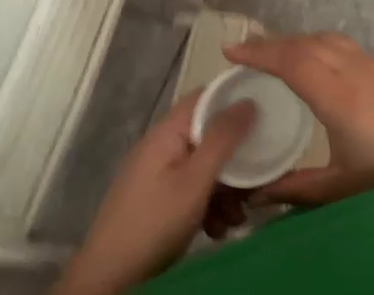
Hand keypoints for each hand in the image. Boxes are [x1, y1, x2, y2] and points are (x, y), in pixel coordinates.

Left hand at [54, 90, 255, 294]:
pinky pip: (191, 189)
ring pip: (204, 166)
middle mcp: (162, 147)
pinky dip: (208, 204)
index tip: (266, 109)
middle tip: (256, 180)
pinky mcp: (156, 200)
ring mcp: (157, 174)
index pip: (206, 96)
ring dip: (226, 188)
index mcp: (167, 133)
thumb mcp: (195, 181)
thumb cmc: (154, 224)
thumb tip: (248, 100)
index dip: (236, 98)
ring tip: (237, 216)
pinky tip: (218, 228)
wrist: (107, 281)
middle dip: (236, 158)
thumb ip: (222, 139)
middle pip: (209, 135)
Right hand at [224, 32, 373, 207]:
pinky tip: (317, 66)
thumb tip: (257, 194)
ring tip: (276, 55)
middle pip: (310, 43)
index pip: (293, 61)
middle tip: (245, 51)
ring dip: (300, 42)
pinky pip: (347, 48)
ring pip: (331, 41)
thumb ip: (298, 187)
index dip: (261, 53)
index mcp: (339, 96)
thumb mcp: (342, 187)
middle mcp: (357, 71)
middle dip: (275, 43)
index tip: (231, 50)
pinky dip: (322, 48)